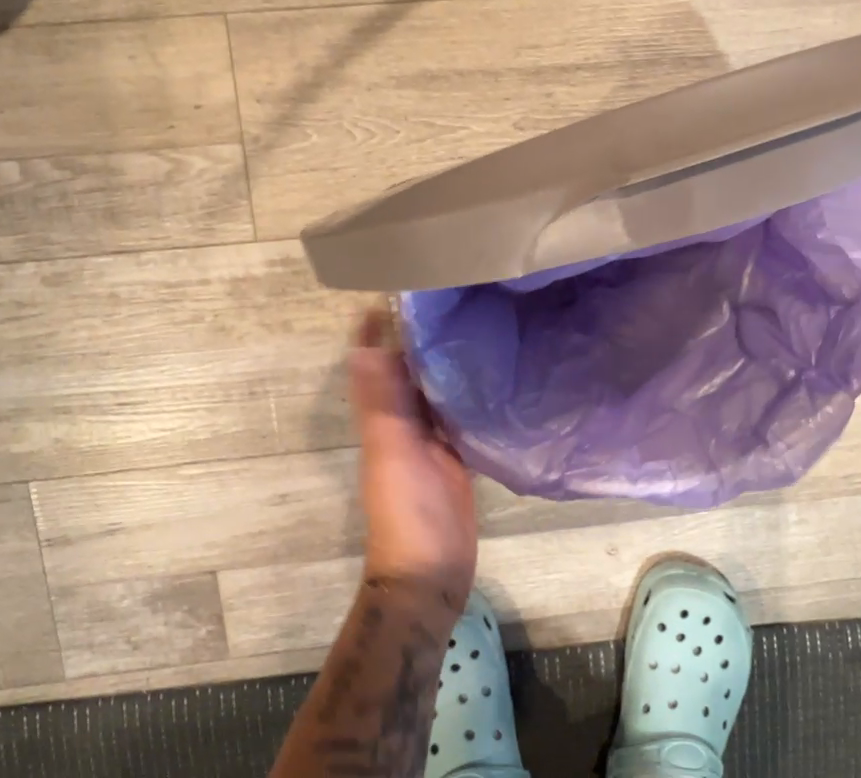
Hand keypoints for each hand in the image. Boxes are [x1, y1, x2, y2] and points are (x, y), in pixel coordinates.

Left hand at [351, 310, 476, 595]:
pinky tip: (497, 377)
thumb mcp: (392, 451)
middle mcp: (404, 425)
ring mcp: (432, 443)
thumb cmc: (409, 512)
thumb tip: (363, 345)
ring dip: (446, 362)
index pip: (377, 364)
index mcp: (383, 420)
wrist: (431, 571)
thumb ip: (383, 402)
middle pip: (409, 372)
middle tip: (452, 296)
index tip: (399, 289)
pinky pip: (462, 417)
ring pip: (436, 392)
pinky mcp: (458, 458)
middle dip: (420, 337)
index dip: (378, 331)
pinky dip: (472, 395)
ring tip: (478, 323)